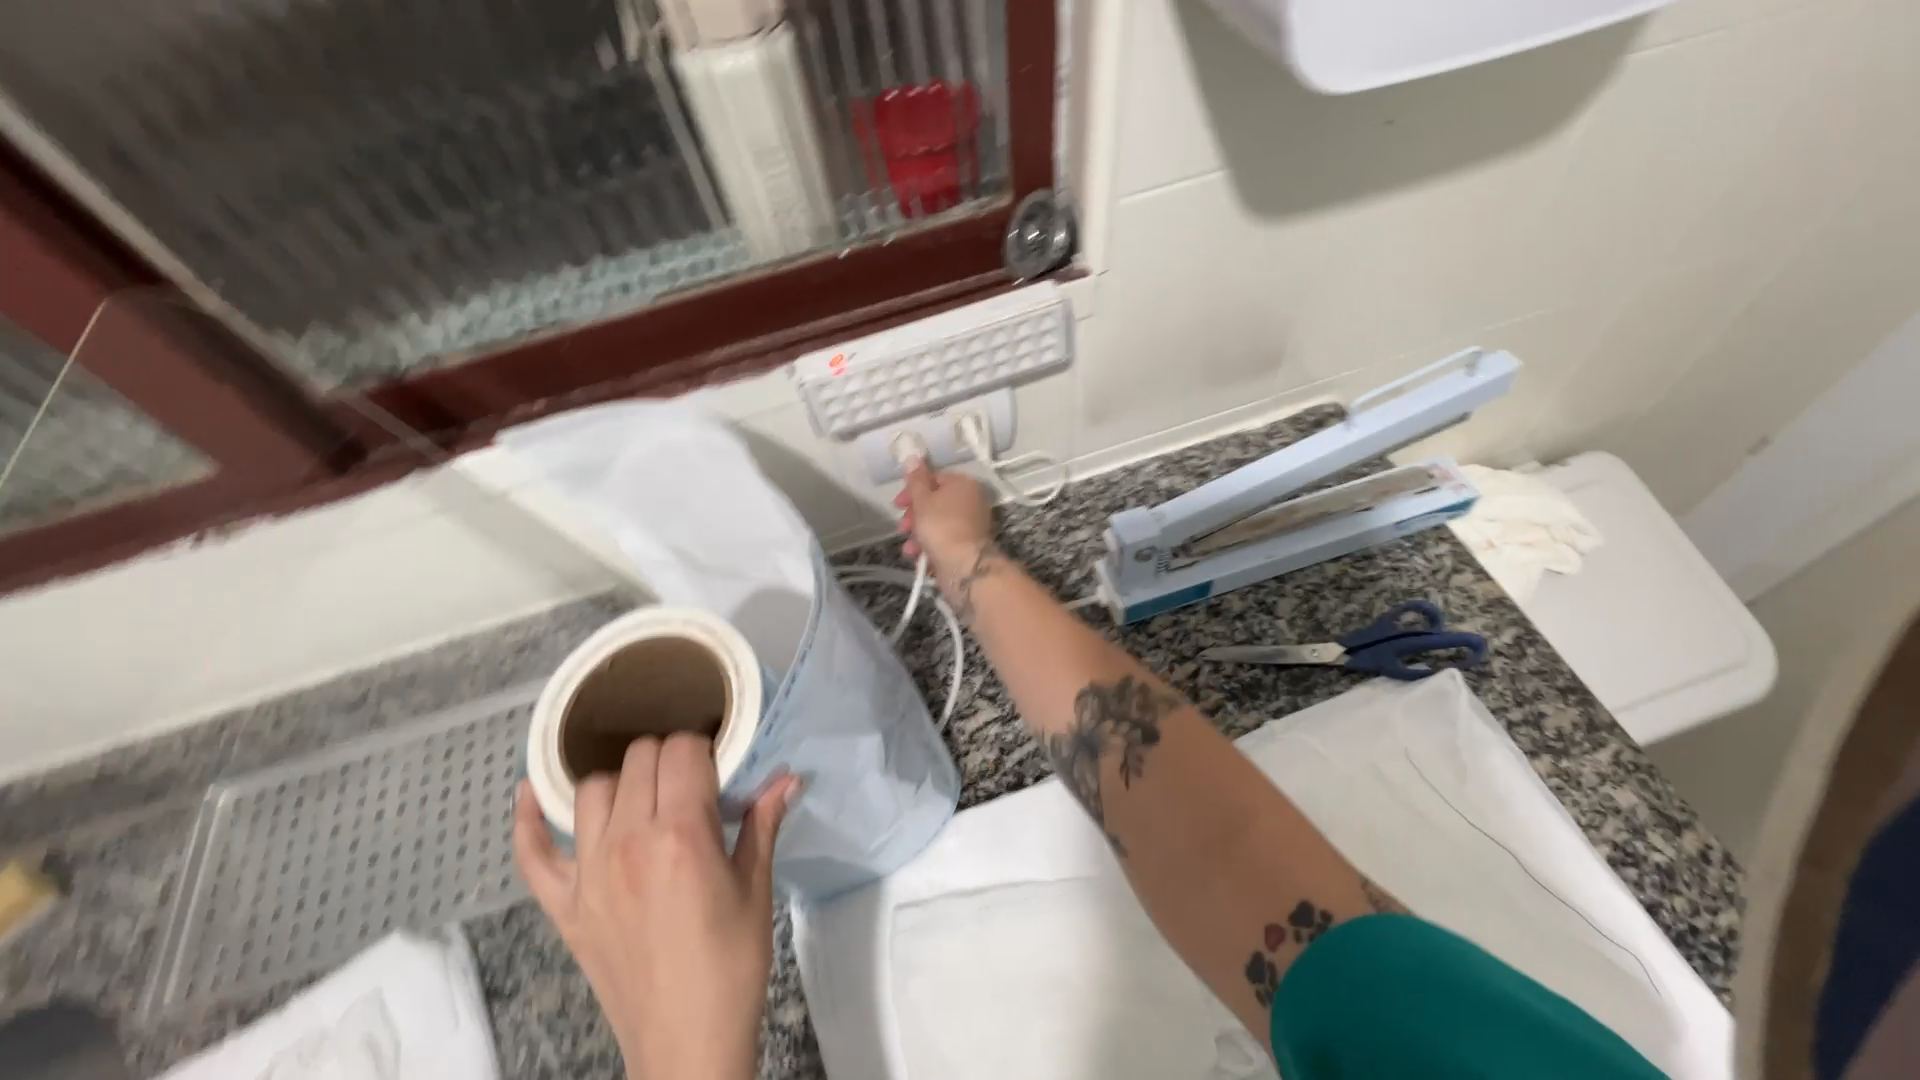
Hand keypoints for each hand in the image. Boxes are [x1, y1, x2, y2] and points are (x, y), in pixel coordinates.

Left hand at [514, 735, 798, 1079]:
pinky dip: (527, 819)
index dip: (704, 747)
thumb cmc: (733, 963)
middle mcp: (628, 842)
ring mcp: (588, 872)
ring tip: (644, 799)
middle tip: (690, 783)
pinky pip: (531, 852)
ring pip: (591, 788)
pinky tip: (531, 794)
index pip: (683, 751)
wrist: (687, 1040)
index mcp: (681, 835)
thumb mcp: (756, 887)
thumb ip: (764, 822)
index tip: (717, 764)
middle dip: (668, 757)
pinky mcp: (564, 904)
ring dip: (621, 781)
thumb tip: (788, 776)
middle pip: (638, 758)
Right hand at [894, 462, 995, 583]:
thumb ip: (916, 480)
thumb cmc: (941, 526)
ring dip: (918, 533)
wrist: (964, 565)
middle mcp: (971, 500)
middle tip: (902, 526)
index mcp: (963, 484)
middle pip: (935, 502)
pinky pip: (944, 539)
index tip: (898, 504)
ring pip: (937, 523)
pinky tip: (917, 556)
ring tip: (909, 547)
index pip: (934, 479)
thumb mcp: (923, 500)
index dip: (912, 490)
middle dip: (914, 515)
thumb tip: (914, 457)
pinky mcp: (967, 544)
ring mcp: (971, 524)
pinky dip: (929, 545)